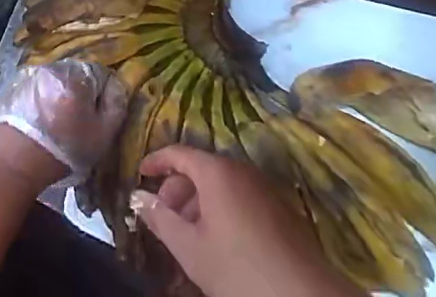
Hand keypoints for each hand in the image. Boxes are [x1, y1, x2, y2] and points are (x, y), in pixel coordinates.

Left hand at [0, 60, 128, 184]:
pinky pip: (35, 91)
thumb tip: (117, 86)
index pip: (102, 76)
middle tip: (74, 125)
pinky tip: (35, 124)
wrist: (10, 164)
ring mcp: (31, 74)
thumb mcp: (102, 134)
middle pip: (76, 77)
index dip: (101, 99)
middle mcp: (55, 66)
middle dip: (78, 96)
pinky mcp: (12, 87)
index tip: (94, 119)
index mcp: (79, 72)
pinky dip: (39, 103)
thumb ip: (116, 104)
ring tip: (53, 126)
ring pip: (55, 84)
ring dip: (58, 98)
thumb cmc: (62, 150)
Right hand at [134, 145, 362, 296]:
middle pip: (200, 168)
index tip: (140, 172)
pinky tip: (214, 240)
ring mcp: (260, 184)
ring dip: (197, 202)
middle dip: (177, 189)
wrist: (298, 291)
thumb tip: (137, 195)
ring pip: (220, 183)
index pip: (180, 153)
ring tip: (185, 235)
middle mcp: (240, 168)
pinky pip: (238, 194)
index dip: (157, 160)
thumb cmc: (236, 267)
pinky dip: (219, 208)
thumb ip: (161, 219)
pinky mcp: (275, 203)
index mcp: (217, 171)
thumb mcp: (190, 247)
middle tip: (161, 218)